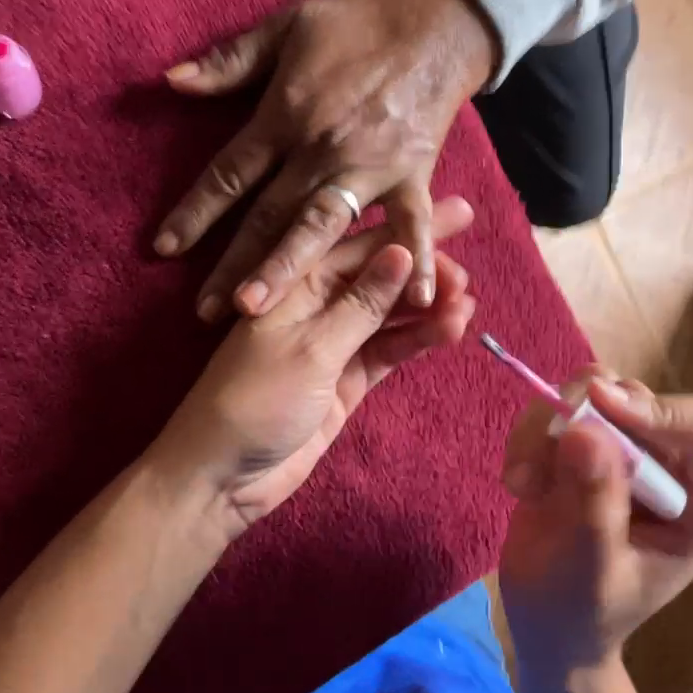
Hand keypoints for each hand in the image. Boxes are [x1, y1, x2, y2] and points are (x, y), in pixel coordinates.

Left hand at [148, 197, 479, 532]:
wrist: (222, 477)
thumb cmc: (254, 400)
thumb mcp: (311, 348)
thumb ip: (361, 304)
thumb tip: (402, 251)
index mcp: (297, 283)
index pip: (361, 245)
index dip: (409, 230)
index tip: (459, 215)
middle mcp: (318, 305)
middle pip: (380, 277)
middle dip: (425, 268)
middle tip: (471, 269)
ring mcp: (335, 343)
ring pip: (390, 314)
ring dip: (427, 307)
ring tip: (469, 300)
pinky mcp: (347, 380)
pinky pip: (388, 351)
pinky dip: (417, 340)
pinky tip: (450, 329)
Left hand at [153, 0, 499, 321]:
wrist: (434, 22)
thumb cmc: (354, 24)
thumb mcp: (285, 26)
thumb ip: (230, 60)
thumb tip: (171, 81)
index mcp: (285, 116)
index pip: (229, 173)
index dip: (194, 212)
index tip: (163, 248)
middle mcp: (320, 149)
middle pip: (267, 215)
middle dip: (233, 263)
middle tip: (204, 312)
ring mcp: (368, 167)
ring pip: (320, 228)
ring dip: (288, 271)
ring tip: (257, 313)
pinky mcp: (412, 175)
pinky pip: (411, 224)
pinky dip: (415, 261)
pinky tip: (415, 303)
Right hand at [498, 372, 692, 687]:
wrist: (545, 621)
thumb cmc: (582, 611)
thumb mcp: (590, 569)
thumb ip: (594, 502)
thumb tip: (587, 430)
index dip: (670, 412)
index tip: (604, 411)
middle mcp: (668, 465)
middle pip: (639, 396)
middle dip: (580, 417)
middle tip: (536, 463)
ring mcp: (622, 448)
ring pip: (590, 390)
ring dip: (544, 427)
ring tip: (522, 484)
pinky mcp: (580, 440)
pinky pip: (555, 405)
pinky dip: (528, 434)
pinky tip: (519, 482)